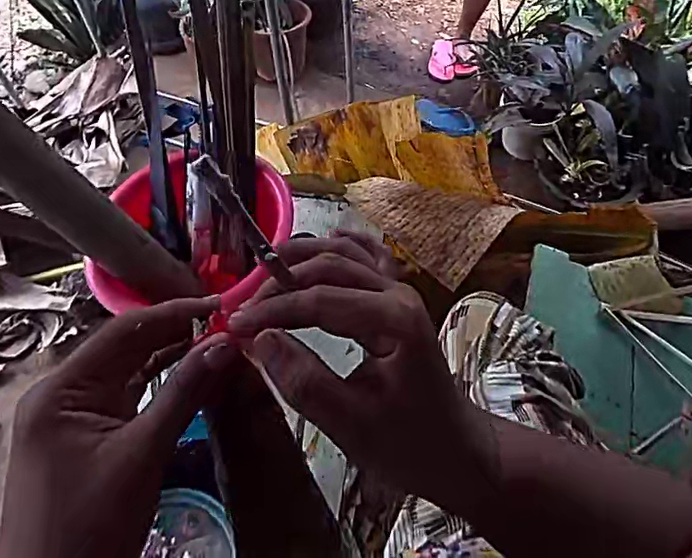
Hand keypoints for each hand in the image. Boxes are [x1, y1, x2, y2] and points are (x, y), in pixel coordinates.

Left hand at [0, 296, 237, 557]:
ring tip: (217, 341)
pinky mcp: (89, 436)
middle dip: (176, 333)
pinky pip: (130, 395)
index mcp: (60, 389)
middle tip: (224, 322)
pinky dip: (161, 384)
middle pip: (127, 347)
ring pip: (131, 370)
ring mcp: (74, 416)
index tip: (217, 304)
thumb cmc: (89, 531)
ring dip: (172, 356)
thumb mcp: (141, 457)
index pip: (124, 331)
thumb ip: (184, 393)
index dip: (173, 313)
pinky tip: (194, 371)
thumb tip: (226, 343)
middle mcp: (63, 393)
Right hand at [227, 234, 497, 508]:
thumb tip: (257, 340)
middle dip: (281, 281)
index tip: (233, 324)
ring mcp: (400, 289)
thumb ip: (303, 381)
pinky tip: (324, 240)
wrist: (458, 451)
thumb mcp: (351, 426)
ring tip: (264, 271)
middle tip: (242, 305)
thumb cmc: (409, 445)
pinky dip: (342, 246)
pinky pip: (367, 257)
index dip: (273, 309)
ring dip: (304, 257)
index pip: (320, 299)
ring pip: (346, 253)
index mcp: (393, 318)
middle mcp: (397, 291)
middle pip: (330, 266)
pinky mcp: (397, 297)